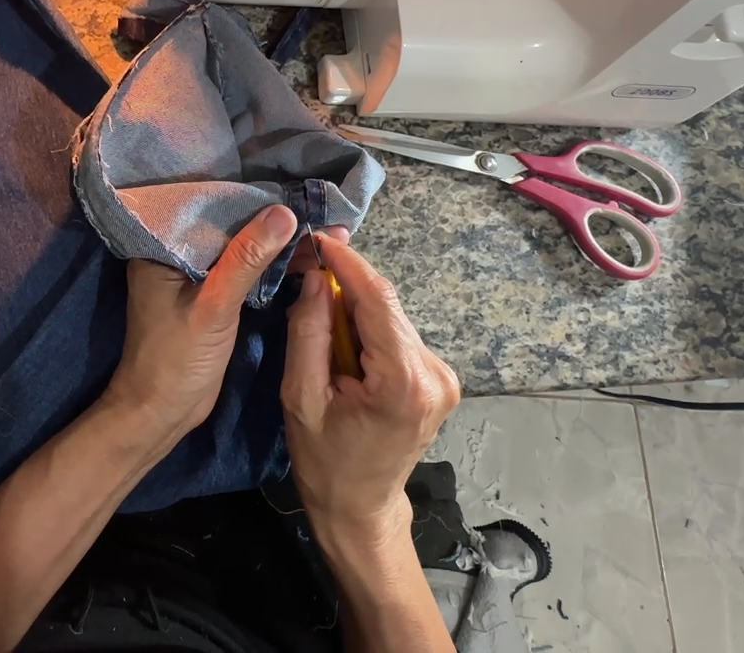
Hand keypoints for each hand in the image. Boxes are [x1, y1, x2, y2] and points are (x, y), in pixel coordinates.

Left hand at [102, 204, 309, 452]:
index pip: (208, 208)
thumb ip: (247, 259)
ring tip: (326, 231)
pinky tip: (304, 256)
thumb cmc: (176, 358)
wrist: (161, 412)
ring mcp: (194, 274)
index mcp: (160, 246)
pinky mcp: (210, 293)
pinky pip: (242, 268)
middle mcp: (174, 252)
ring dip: (277, 243)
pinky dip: (270, 264)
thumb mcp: (214, 306)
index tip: (294, 189)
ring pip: (240, 247)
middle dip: (271, 219)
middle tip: (320, 210)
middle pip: (229, 225)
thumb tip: (284, 213)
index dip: (251, 198)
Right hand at [281, 235, 460, 549]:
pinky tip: (341, 331)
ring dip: (354, 302)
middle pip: (386, 304)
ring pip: (391, 315)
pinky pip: (396, 333)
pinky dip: (367, 323)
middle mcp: (435, 372)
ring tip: (316, 299)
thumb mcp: (300, 397)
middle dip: (346, 280)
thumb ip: (309, 333)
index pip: (377, 300)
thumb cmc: (324, 459)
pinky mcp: (439, 377)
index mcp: (403, 381)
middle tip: (307, 261)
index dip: (348, 262)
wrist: (361, 507)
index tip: (320, 235)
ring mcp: (443, 375)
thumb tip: (316, 278)